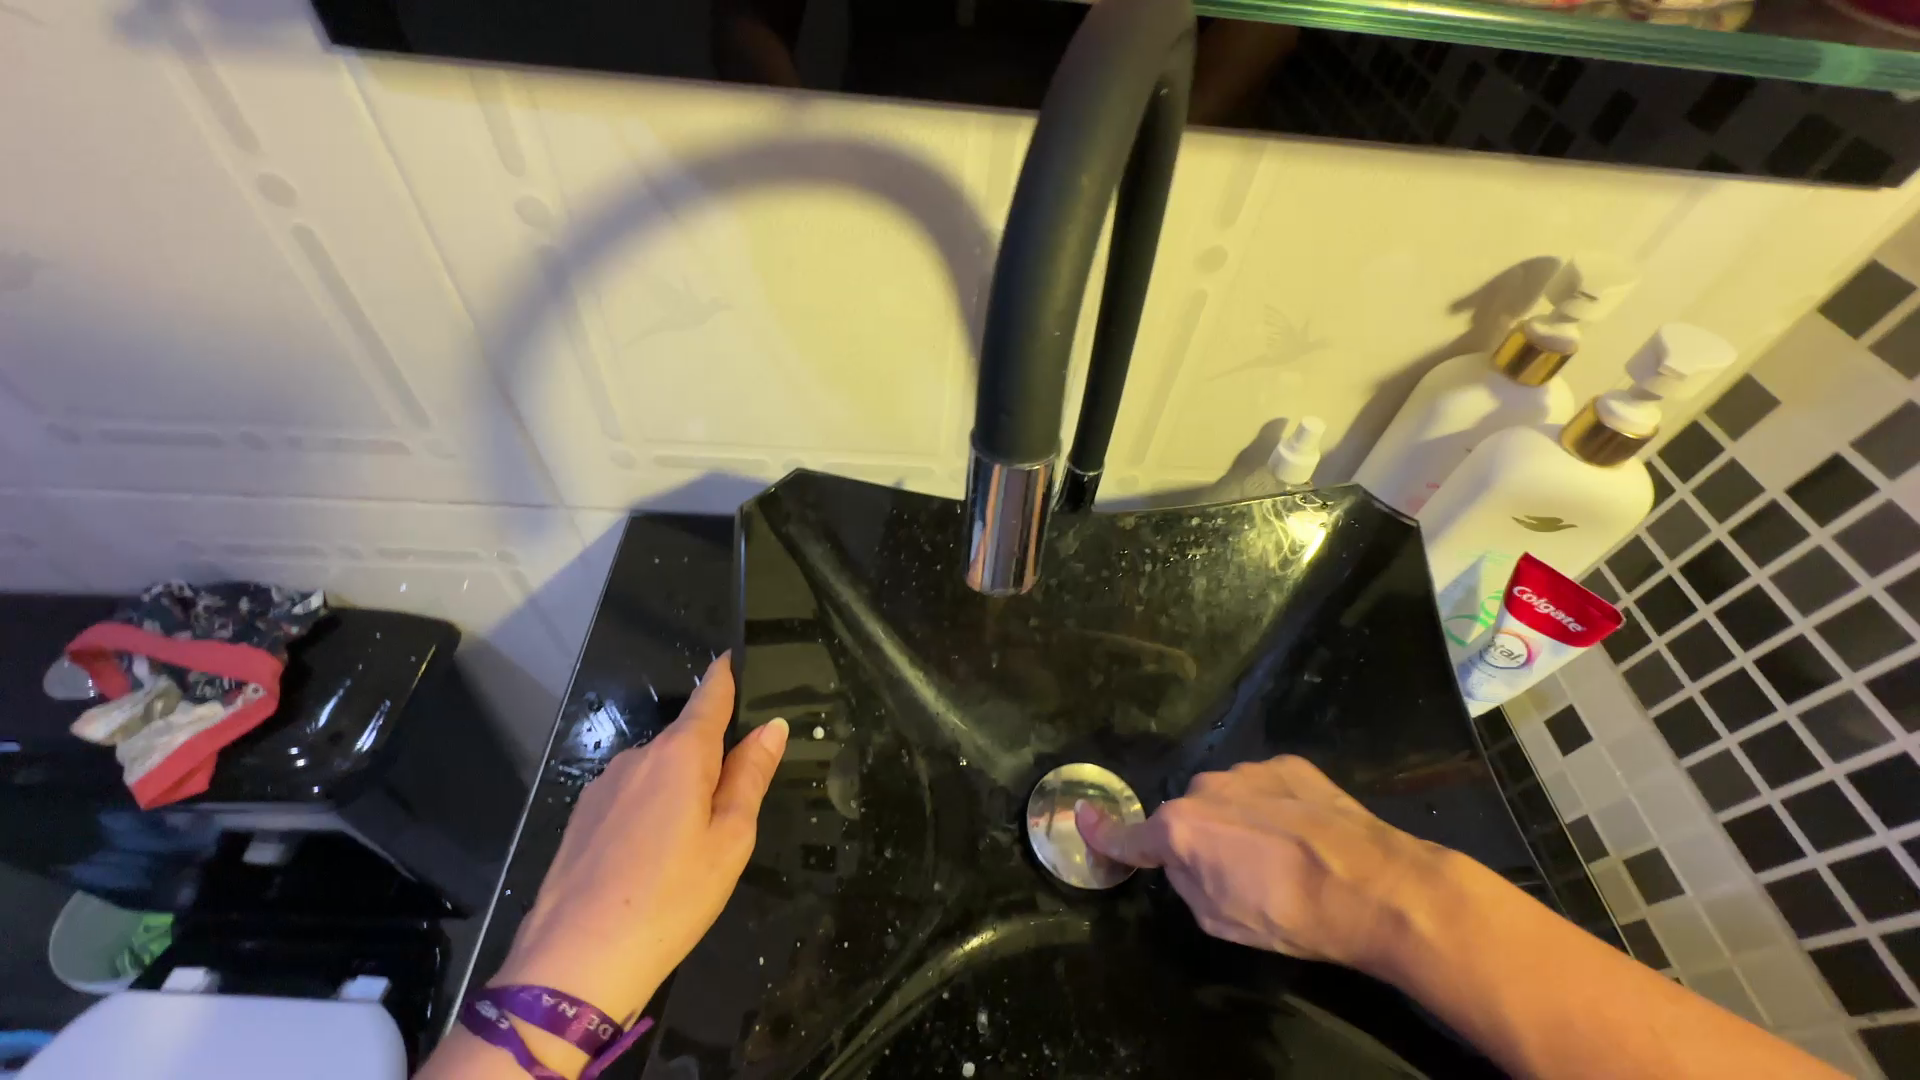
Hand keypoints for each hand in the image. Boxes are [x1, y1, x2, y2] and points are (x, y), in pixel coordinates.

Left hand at [493, 653, 788, 1020]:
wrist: (574, 965)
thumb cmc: (672, 898)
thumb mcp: (730, 839)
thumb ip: (751, 777)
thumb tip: (772, 727)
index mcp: (681, 755)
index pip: (709, 700)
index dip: (722, 679)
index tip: (728, 659)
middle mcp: (637, 757)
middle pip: (684, 741)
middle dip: (709, 757)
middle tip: (728, 810)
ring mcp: (602, 787)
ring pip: (656, 772)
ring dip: (677, 790)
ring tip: (687, 848)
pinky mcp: (580, 818)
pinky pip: (629, 797)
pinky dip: (649, 811)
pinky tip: (649, 859)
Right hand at [1076, 754, 1457, 974]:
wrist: (1375, 886)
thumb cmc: (1289, 915)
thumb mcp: (1219, 921)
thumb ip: (1186, 883)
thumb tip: (1185, 863)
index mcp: (1180, 830)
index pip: (1128, 834)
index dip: (1101, 832)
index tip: (1081, 817)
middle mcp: (1204, 788)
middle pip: (1187, 816)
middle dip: (1199, 839)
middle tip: (1237, 873)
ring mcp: (1248, 770)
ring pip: (1226, 797)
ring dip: (1238, 819)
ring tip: (1281, 853)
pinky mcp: (1289, 765)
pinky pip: (1264, 786)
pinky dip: (1273, 805)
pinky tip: (1304, 832)